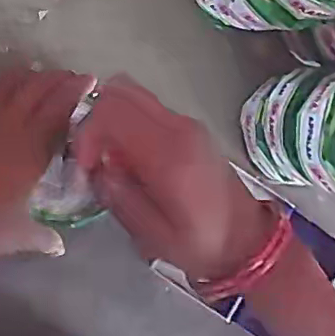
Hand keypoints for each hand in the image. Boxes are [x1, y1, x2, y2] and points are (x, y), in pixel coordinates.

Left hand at [0, 68, 94, 258]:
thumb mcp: (18, 234)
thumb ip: (40, 237)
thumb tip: (57, 246)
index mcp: (34, 147)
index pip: (61, 108)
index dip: (76, 91)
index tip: (88, 82)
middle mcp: (11, 124)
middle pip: (37, 87)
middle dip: (56, 78)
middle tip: (68, 76)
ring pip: (7, 81)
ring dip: (24, 74)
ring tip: (34, 74)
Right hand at [73, 77, 277, 280]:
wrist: (248, 240)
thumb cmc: (201, 244)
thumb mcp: (153, 235)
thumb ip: (120, 196)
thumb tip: (99, 168)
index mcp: (169, 153)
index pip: (112, 112)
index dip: (87, 134)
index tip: (86, 166)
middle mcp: (178, 127)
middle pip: (119, 91)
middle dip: (94, 121)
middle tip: (93, 157)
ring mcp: (186, 123)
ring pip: (132, 95)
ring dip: (110, 120)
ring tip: (109, 157)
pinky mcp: (188, 127)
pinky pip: (146, 109)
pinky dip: (126, 124)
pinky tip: (129, 159)